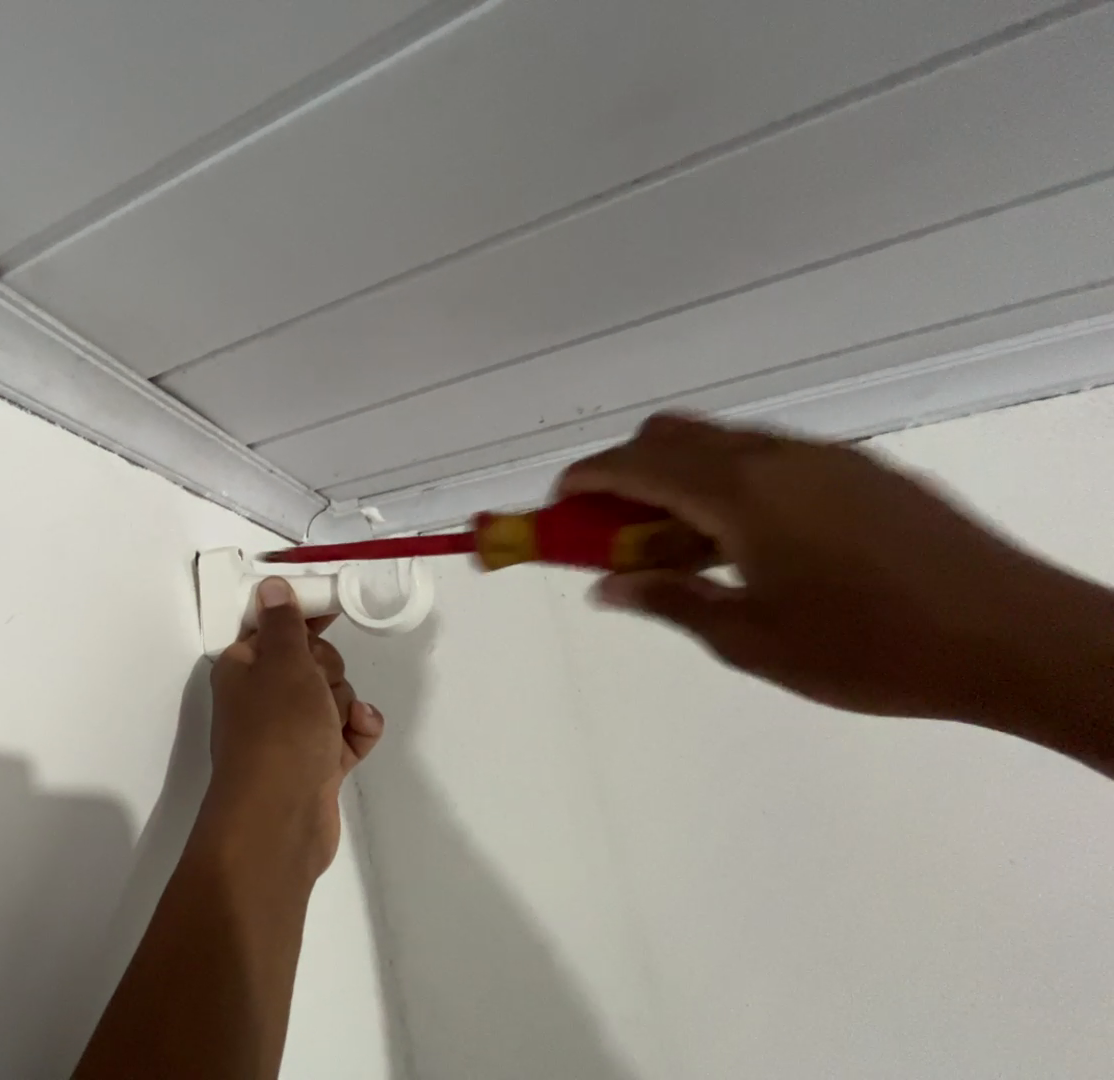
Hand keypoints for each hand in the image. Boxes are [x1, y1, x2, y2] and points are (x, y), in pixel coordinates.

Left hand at [202, 577, 384, 879]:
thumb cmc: (278, 731)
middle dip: (326, 671)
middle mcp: (263, 697)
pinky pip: (346, 731)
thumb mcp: (283, 664)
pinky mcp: (316, 761)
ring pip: (332, 696)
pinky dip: (356, 731)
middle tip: (317, 689)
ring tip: (331, 726)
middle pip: (311, 662)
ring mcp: (291, 732)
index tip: (332, 610)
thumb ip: (284, 623)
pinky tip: (358, 735)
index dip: (303, 619)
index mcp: (244, 667)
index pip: (275, 628)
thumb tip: (270, 586)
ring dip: (342, 704)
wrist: (280, 819)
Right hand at [559, 415, 1113, 749]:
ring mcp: (828, 458)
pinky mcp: (867, 472)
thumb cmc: (869, 647)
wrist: (1028, 643)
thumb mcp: (747, 638)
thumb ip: (667, 600)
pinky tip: (750, 541)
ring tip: (681, 544)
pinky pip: (770, 458)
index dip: (584, 479)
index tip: (558, 507)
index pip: (634, 464)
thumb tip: (605, 587)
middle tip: (614, 528)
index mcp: (740, 493)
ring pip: (721, 442)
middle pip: (671, 434)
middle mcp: (777, 457)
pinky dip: (729, 483)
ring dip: (678, 478)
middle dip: (625, 471)